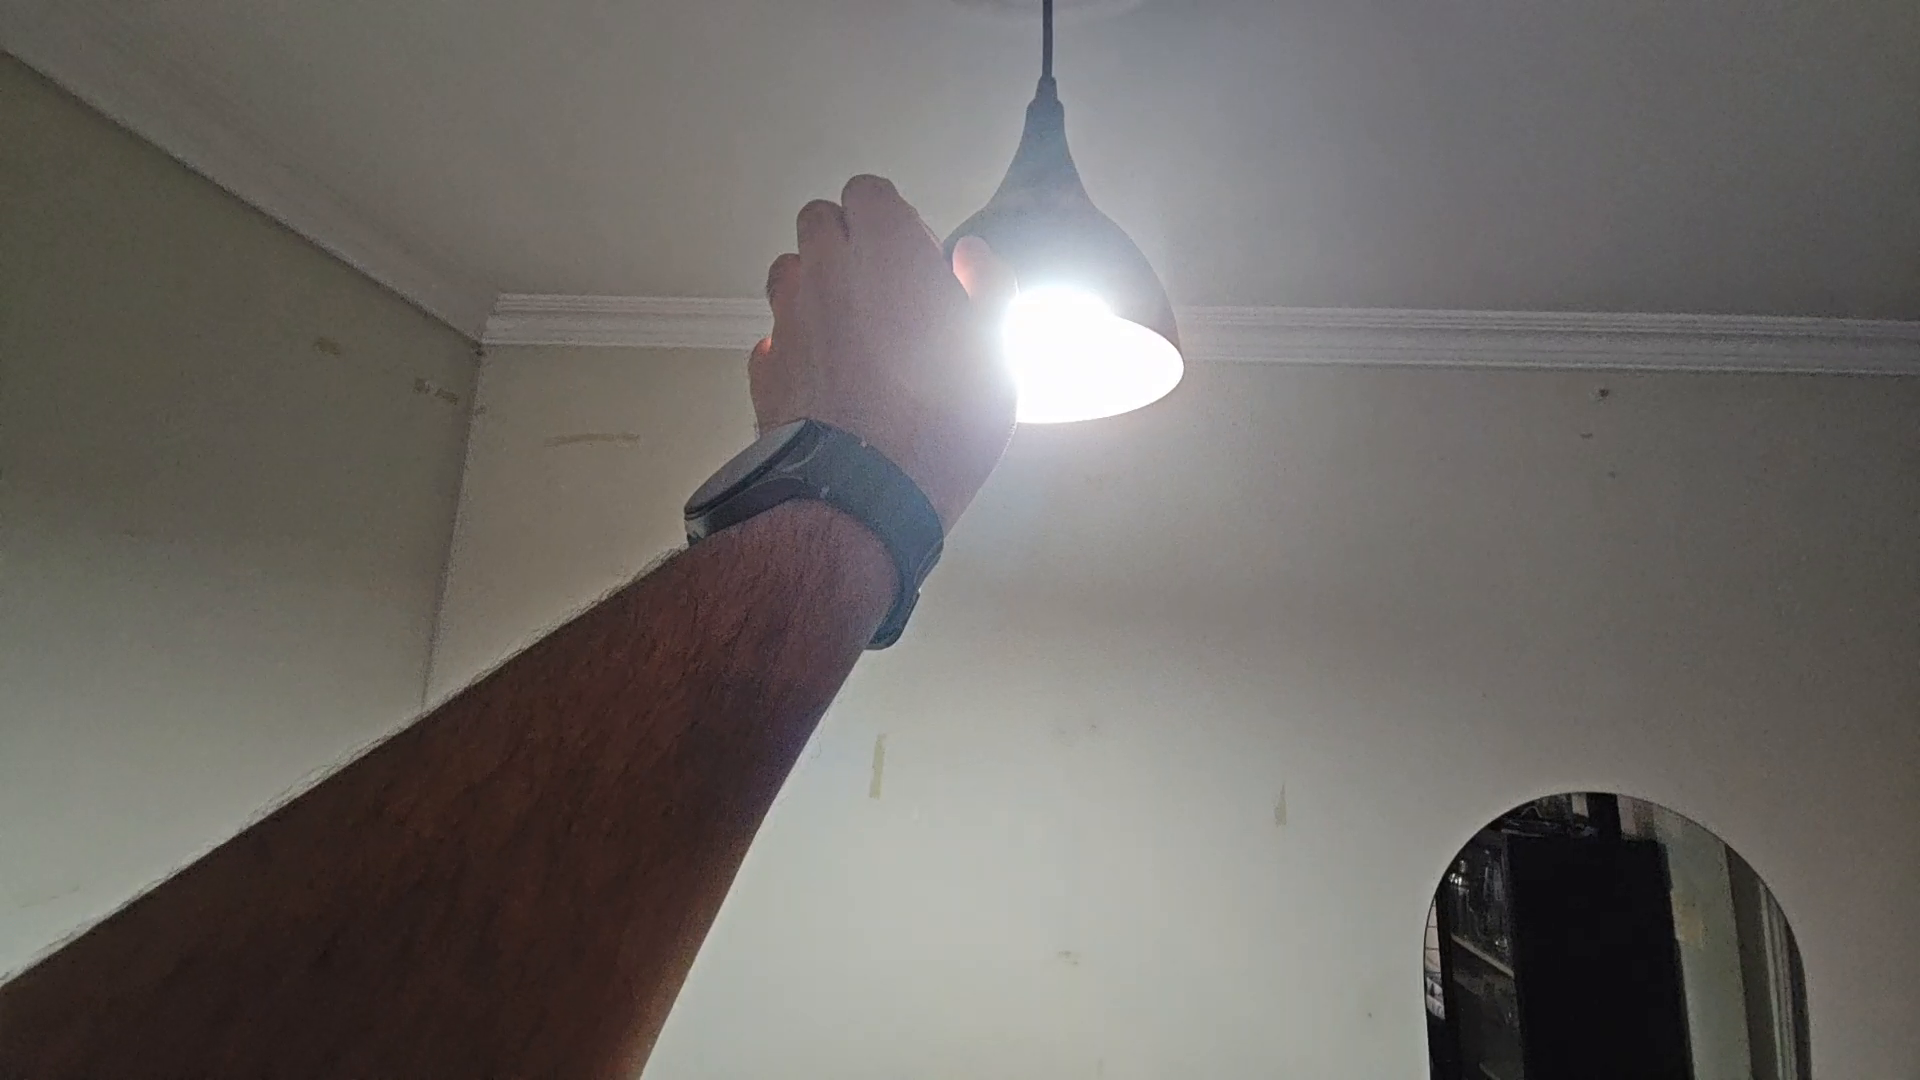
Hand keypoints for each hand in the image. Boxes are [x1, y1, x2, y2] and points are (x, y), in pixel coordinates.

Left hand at [751, 175, 1017, 530]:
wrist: (866, 497)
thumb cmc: (944, 425)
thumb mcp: (998, 358)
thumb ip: (989, 290)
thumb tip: (968, 254)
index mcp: (886, 253)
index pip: (870, 193)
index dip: (895, 222)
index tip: (918, 266)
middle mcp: (826, 272)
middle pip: (821, 223)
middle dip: (850, 244)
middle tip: (885, 297)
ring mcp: (787, 319)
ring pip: (790, 273)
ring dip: (817, 288)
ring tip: (851, 338)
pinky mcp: (764, 367)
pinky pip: (775, 335)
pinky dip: (795, 344)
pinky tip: (824, 380)